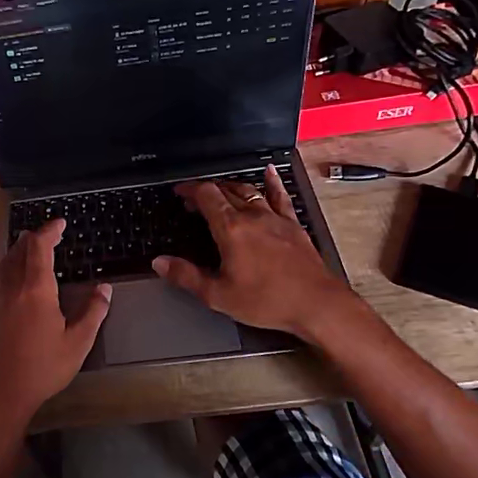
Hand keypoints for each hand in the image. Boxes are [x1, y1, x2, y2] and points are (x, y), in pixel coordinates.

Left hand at [0, 219, 110, 438]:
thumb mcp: (77, 343)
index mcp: (37, 290)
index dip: (50, 231)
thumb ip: (92, 312)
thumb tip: (104, 288)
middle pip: (20, 251)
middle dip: (35, 238)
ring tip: (25, 242)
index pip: (40, 248)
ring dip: (16, 248)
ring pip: (4, 263)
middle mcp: (13, 288)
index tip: (60, 223)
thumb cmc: (43, 368)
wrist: (2, 392)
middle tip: (49, 234)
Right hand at [152, 166, 365, 341]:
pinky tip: (269, 173)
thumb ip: (186, 276)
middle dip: (205, 191)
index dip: (190, 190)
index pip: (206, 196)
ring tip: (219, 188)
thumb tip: (160, 263)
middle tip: (193, 199)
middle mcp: (253, 217)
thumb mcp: (218, 295)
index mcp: (231, 230)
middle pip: (225, 191)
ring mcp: (276, 219)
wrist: (316, 305)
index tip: (180, 192)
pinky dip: (272, 182)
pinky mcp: (293, 226)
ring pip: (249, 191)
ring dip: (230, 187)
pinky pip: (280, 197)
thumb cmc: (269, 301)